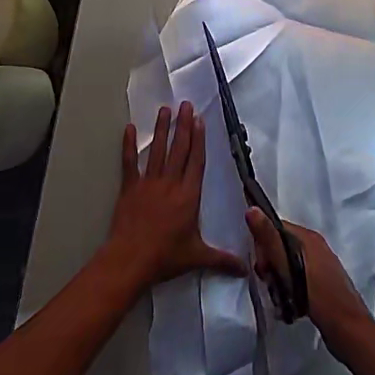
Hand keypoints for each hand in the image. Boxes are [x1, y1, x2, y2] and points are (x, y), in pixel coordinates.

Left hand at [103, 102, 244, 290]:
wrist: (131, 259)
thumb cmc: (165, 257)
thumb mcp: (197, 257)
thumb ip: (222, 260)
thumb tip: (245, 269)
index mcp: (188, 196)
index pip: (196, 162)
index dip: (199, 140)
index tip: (200, 121)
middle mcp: (169, 184)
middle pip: (179, 150)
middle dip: (183, 126)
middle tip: (186, 105)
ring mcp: (148, 184)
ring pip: (157, 151)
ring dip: (162, 130)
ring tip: (165, 110)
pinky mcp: (129, 188)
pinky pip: (129, 163)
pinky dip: (129, 145)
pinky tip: (129, 129)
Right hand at [246, 209, 374, 359]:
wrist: (348, 329)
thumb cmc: (316, 295)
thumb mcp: (286, 266)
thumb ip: (268, 239)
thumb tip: (252, 209)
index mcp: (308, 237)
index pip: (275, 228)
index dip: (263, 244)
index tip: (262, 265)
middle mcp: (316, 247)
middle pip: (280, 247)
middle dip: (270, 265)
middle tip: (270, 282)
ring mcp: (320, 266)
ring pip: (287, 265)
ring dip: (279, 280)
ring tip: (280, 296)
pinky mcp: (322, 283)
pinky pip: (297, 278)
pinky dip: (290, 289)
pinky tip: (289, 303)